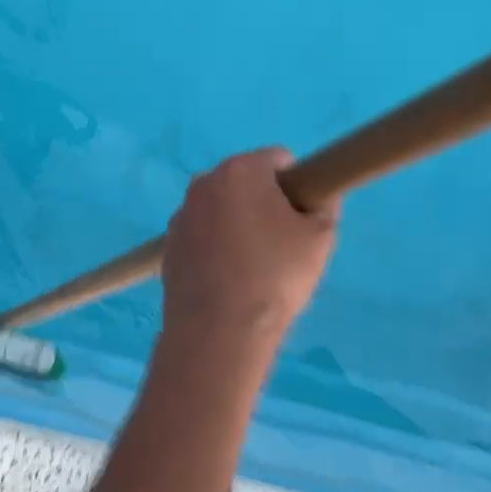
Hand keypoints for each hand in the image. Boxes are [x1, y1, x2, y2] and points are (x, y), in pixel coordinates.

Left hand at [161, 147, 339, 350]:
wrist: (218, 330)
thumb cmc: (274, 276)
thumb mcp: (320, 236)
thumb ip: (323, 206)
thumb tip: (315, 200)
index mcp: (240, 170)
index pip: (278, 161)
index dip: (296, 186)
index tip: (301, 218)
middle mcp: (202, 186)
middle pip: (243, 185)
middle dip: (262, 204)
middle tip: (278, 244)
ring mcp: (179, 219)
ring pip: (219, 213)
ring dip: (235, 227)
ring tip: (249, 267)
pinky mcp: (167, 251)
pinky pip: (200, 240)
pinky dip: (213, 251)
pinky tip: (225, 280)